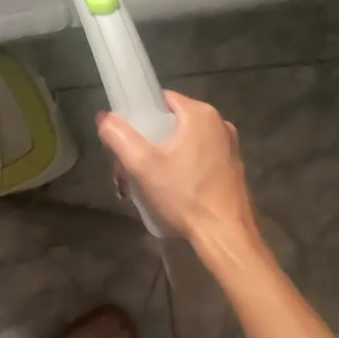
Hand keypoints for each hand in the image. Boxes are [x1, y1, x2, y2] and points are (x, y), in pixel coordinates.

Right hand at [97, 90, 260, 245]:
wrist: (226, 237)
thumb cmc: (185, 195)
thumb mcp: (142, 165)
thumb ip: (118, 136)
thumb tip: (105, 118)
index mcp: (201, 114)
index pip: (162, 100)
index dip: (141, 115)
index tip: (128, 136)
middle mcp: (219, 124)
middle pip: (173, 122)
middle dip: (149, 142)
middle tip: (131, 167)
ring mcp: (230, 147)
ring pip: (186, 141)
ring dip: (164, 157)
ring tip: (147, 182)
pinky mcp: (234, 168)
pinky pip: (200, 157)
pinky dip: (183, 167)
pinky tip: (173, 190)